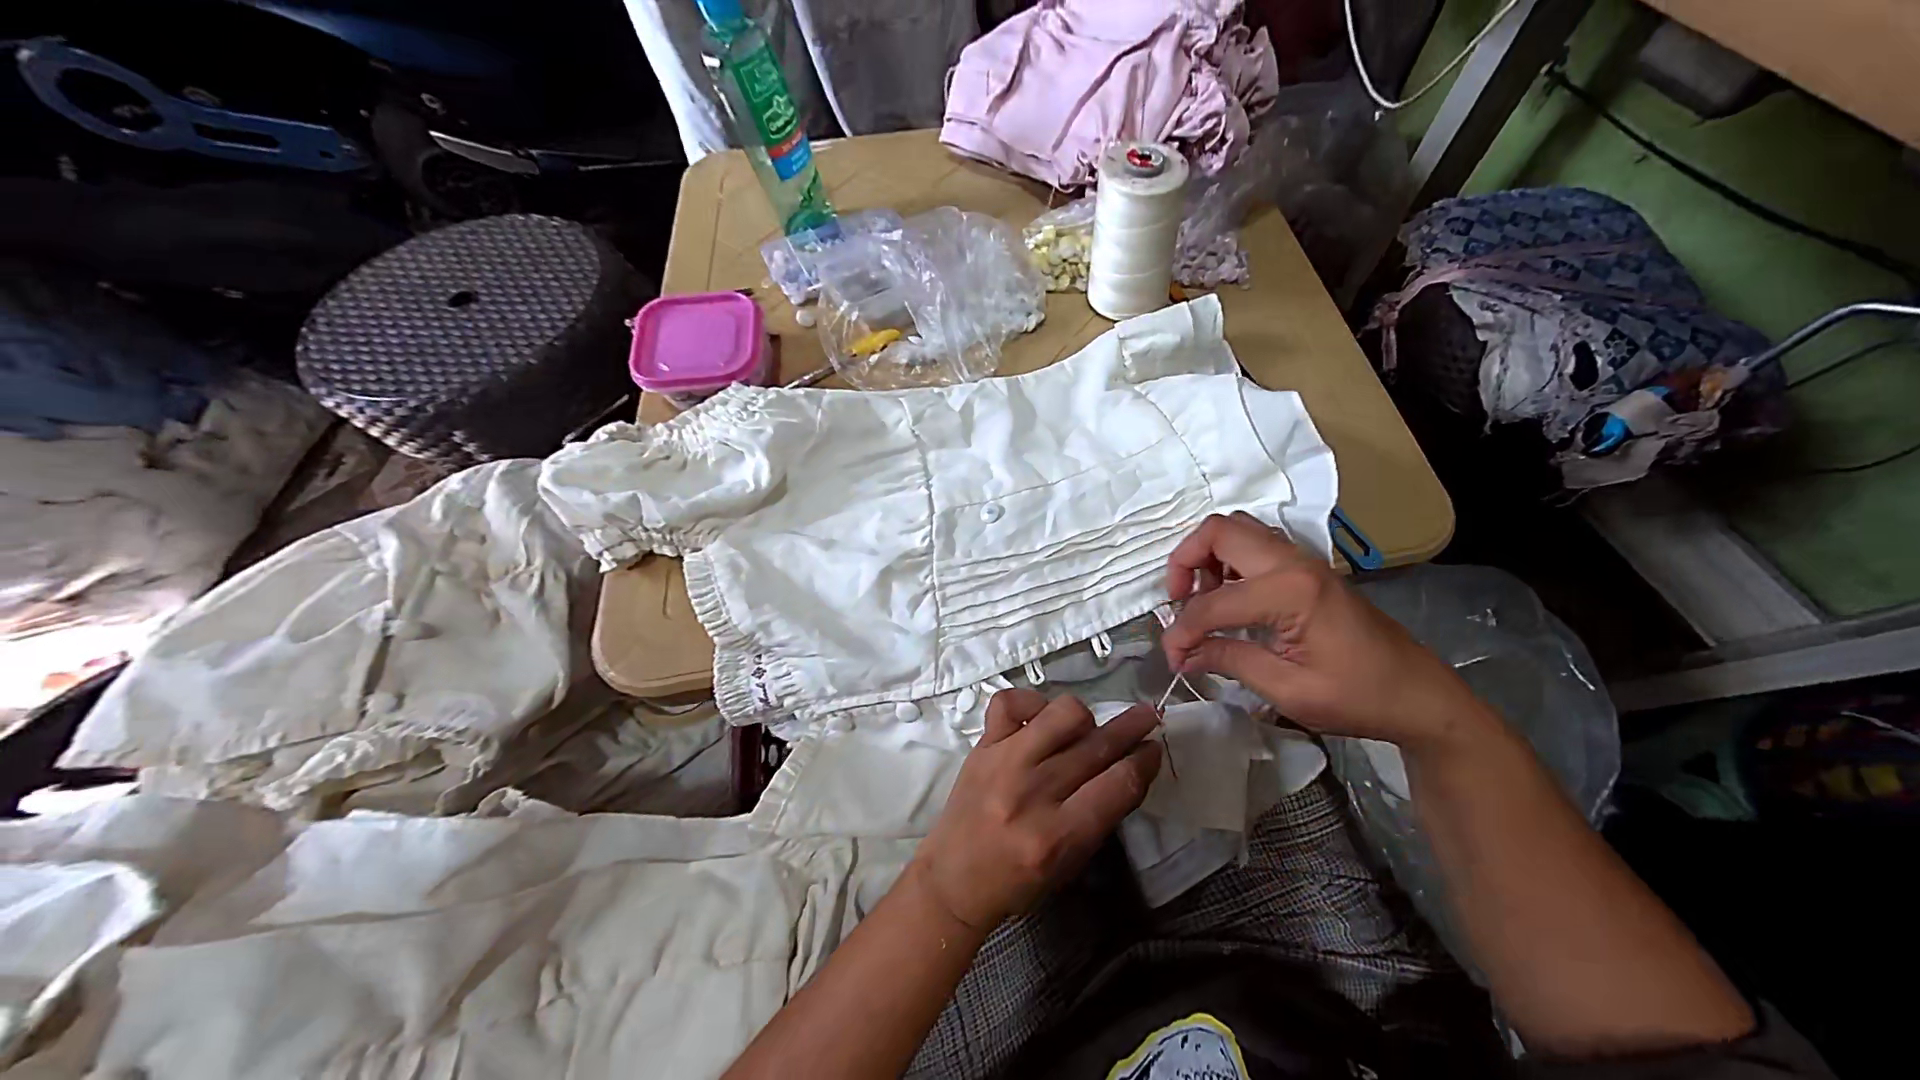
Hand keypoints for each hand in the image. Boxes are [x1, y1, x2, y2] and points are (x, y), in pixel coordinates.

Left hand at [911, 691, 1161, 930]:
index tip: (1154, 750)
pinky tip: (1041, 720)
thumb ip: (1100, 816)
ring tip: (1086, 730)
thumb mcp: (1070, 864)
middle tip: (1147, 718)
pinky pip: (1011, 702)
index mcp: (1058, 835)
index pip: (1118, 784)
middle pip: (1096, 747)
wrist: (953, 879)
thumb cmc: (1017, 882)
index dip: (1145, 762)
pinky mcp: (982, 746)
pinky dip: (1032, 704)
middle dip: (1131, 728)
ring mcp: (1004, 762)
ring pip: (1062, 714)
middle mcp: (1032, 792)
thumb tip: (1129, 767)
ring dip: (1085, 719)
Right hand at [1161, 512, 1493, 752]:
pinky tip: (1228, 596)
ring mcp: (1303, 560)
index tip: (1173, 656)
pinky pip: (1255, 544)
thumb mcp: (1288, 689)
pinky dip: (1228, 559)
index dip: (1183, 629)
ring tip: (1200, 597)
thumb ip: (1230, 661)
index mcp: (1291, 592)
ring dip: (1208, 555)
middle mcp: (1294, 562)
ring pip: (1237, 529)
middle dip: (1185, 561)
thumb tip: (1184, 653)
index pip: (1214, 602)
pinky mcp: (1308, 569)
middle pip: (1220, 530)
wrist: (1419, 694)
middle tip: (1178, 601)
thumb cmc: (1358, 697)